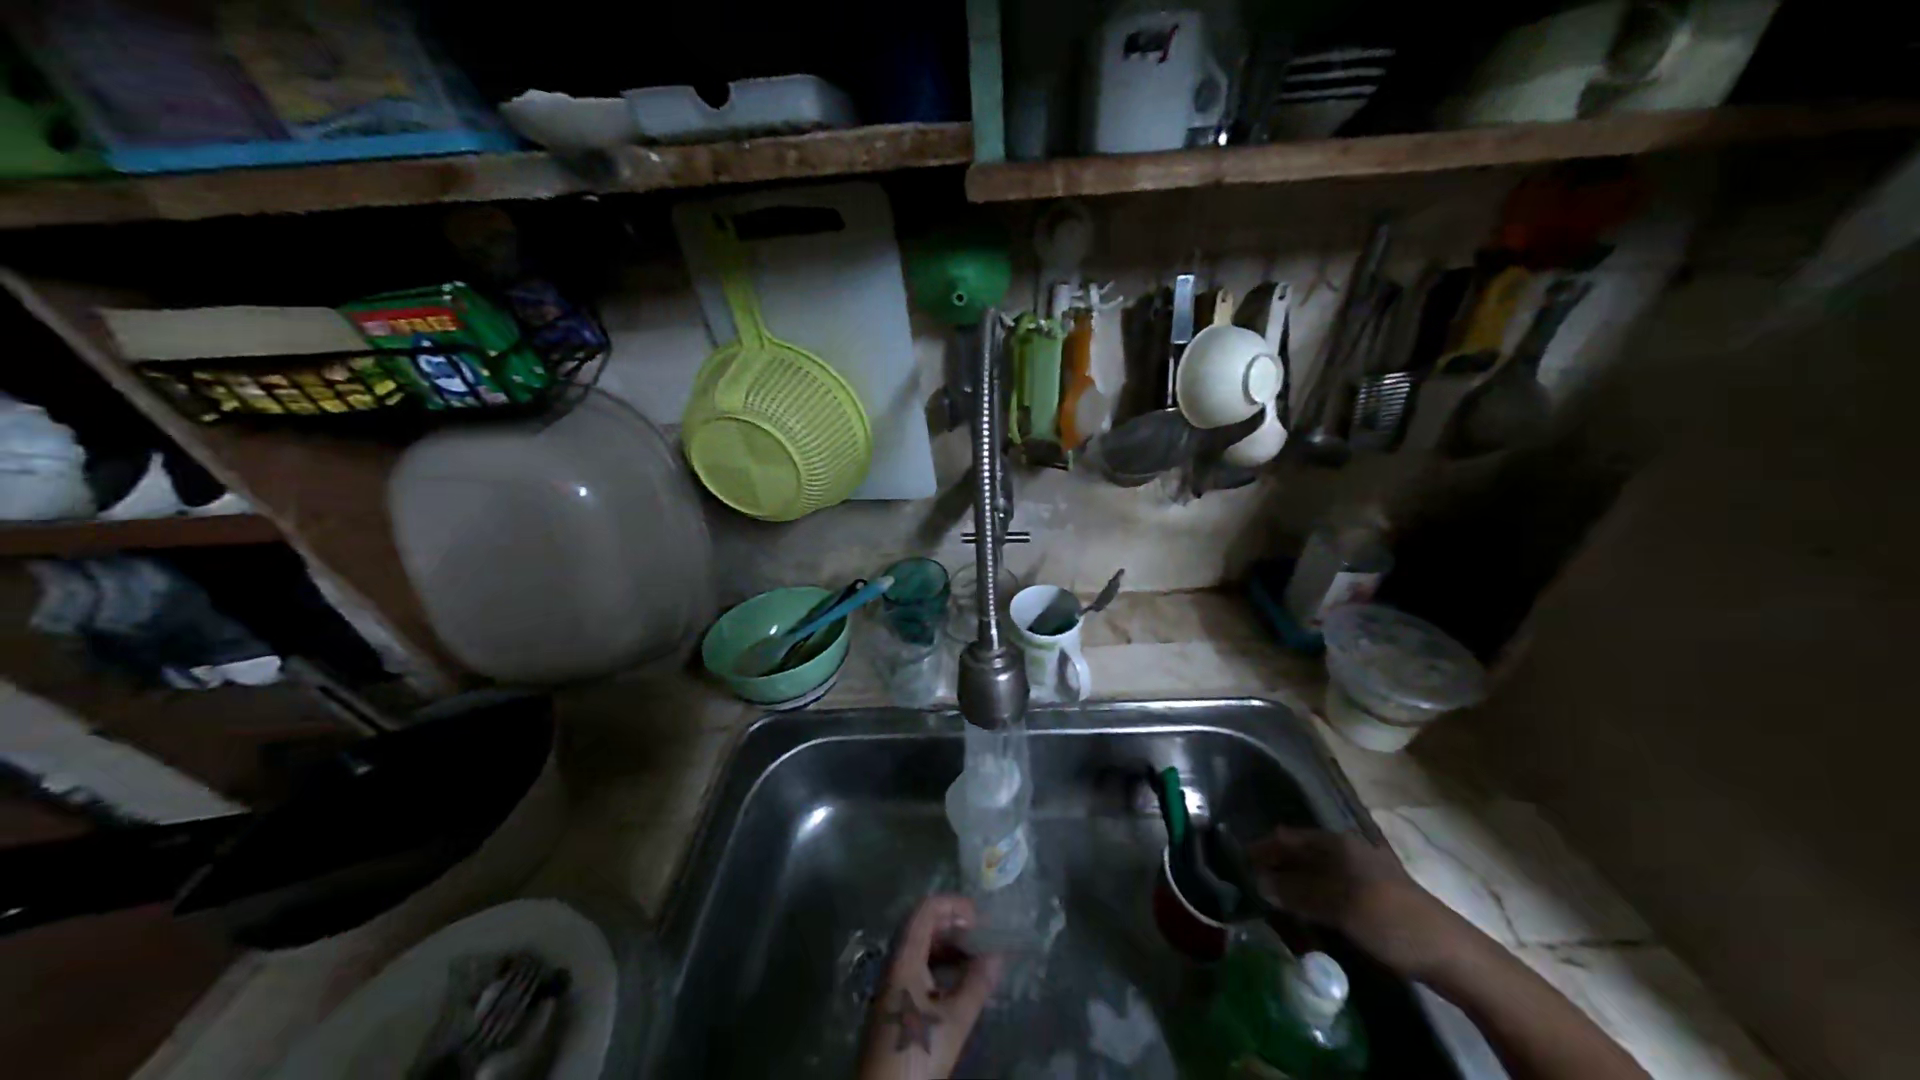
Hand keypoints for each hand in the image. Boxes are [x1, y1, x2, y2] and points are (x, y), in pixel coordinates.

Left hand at [857, 895, 1003, 1079]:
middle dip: (950, 923)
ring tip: (974, 957)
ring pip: (918, 949)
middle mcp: (894, 965)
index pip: (924, 911)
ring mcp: (891, 985)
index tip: (979, 917)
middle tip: (979, 934)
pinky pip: (917, 969)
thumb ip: (976, 984)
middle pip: (920, 926)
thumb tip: (997, 955)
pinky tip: (958, 983)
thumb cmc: (916, 1053)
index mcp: (904, 960)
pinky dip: (939, 966)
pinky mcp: (894, 1005)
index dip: (952, 905)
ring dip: (946, 945)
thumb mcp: (953, 1021)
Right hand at [1247, 825, 1464, 979]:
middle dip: (1274, 867)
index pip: (1286, 837)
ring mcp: (1361, 873)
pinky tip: (1305, 916)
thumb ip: (1295, 892)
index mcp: (1337, 843)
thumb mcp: (1337, 906)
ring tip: (1271, 904)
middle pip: (1299, 853)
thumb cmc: (1389, 920)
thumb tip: (1258, 882)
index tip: (1237, 864)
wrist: (1450, 954)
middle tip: (1250, 887)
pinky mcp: (1370, 896)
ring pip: (1314, 873)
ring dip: (1292, 886)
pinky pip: (1328, 890)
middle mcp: (1347, 850)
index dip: (1261, 849)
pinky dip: (1310, 899)